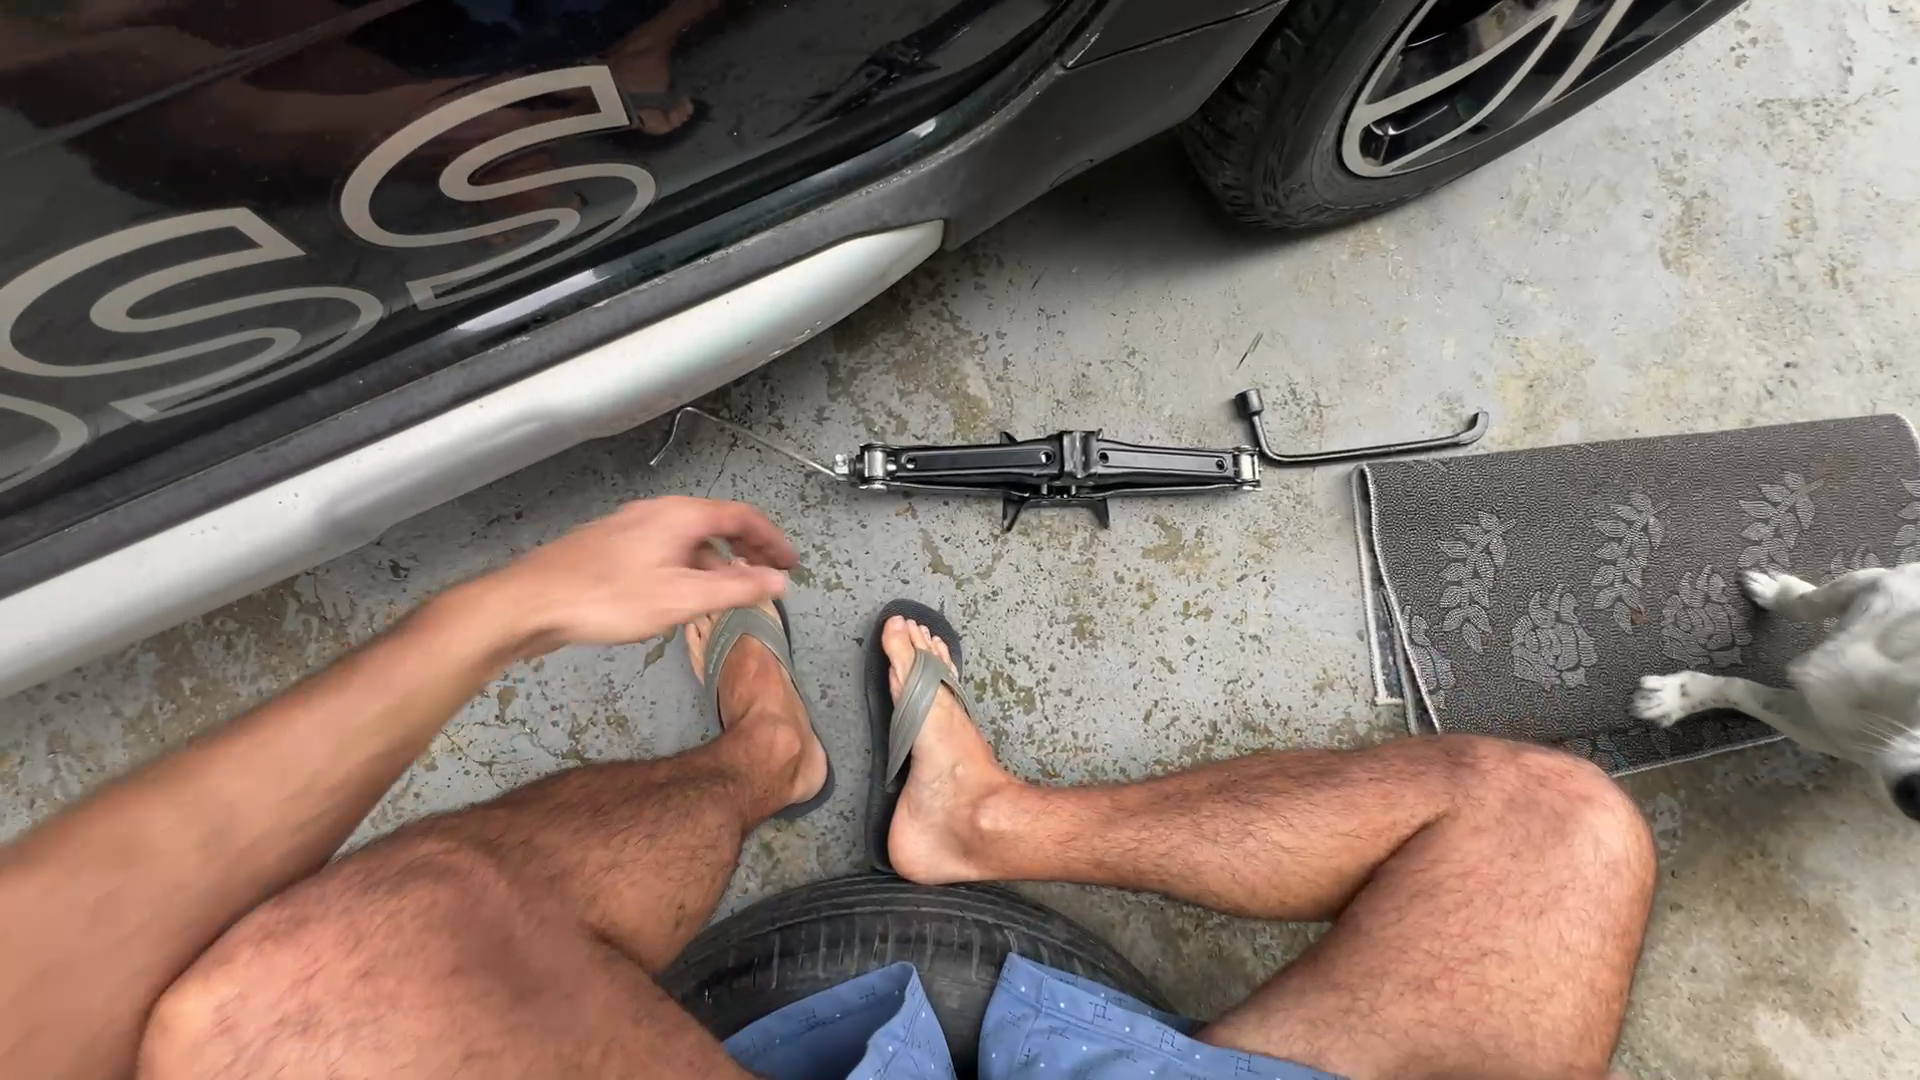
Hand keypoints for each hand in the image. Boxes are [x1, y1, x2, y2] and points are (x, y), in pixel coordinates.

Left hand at [476, 497, 796, 654]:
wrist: (530, 603)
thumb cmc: (606, 598)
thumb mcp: (683, 598)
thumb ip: (736, 589)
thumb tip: (777, 581)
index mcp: (681, 516)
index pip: (743, 517)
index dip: (772, 540)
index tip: (790, 563)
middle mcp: (659, 513)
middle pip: (718, 524)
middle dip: (749, 549)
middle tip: (768, 574)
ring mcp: (633, 528)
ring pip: (692, 539)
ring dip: (720, 561)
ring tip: (732, 591)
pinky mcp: (614, 548)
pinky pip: (669, 549)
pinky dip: (692, 566)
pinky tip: (686, 594)